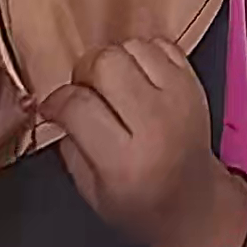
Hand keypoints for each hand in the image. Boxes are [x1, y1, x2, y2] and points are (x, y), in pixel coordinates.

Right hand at [41, 40, 246, 246]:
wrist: (195, 200)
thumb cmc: (138, 203)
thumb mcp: (91, 191)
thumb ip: (70, 144)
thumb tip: (56, 102)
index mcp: (125, 162)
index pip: (79, 106)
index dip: (56, 100)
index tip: (51, 105)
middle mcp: (155, 122)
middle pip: (106, 62)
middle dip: (85, 70)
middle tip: (85, 89)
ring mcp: (179, 96)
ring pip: (133, 46)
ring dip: (115, 59)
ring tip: (114, 82)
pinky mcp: (193, 80)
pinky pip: (160, 44)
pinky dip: (143, 53)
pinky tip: (138, 75)